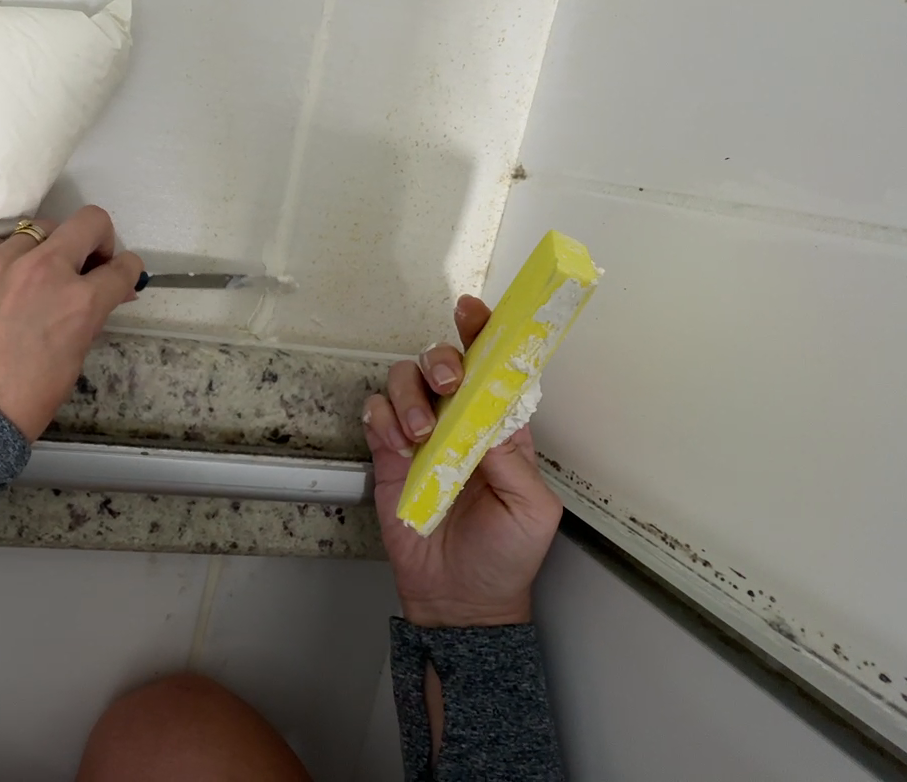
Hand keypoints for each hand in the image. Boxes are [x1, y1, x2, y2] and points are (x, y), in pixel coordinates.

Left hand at [0, 205, 143, 441]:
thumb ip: (91, 316)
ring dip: (47, 248)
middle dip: (98, 239)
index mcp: (79, 301)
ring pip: (39, 228)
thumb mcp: (72, 359)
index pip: (122, 267)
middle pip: (90, 222)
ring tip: (32, 276)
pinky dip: (5, 258)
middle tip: (86, 263)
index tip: (120, 274)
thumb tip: (106, 294)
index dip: (127, 271)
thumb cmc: (21, 399)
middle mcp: (44, 269)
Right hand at [364, 295, 562, 626]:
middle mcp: (458, 421)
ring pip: (402, 381)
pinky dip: (381, 418)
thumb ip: (513, 460)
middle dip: (438, 362)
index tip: (471, 310)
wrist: (457, 595)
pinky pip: (374, 413)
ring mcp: (419, 435)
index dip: (483, 335)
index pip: (493, 370)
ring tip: (419, 437)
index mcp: (500, 428)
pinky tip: (396, 444)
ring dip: (408, 397)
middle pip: (441, 363)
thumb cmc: (506, 555)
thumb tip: (485, 418)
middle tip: (444, 387)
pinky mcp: (386, 452)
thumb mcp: (532, 510)